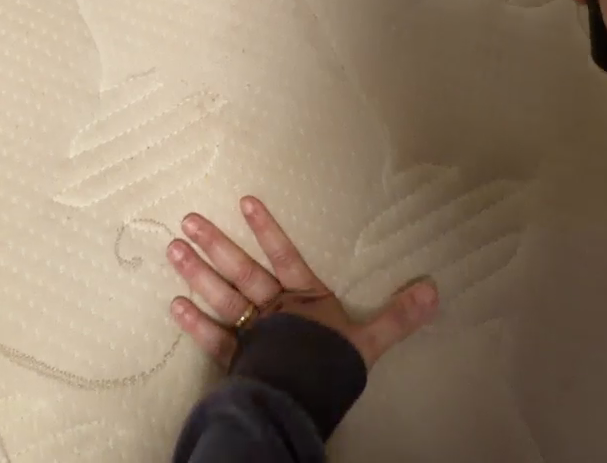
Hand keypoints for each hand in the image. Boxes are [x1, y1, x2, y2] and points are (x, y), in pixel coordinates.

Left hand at [167, 196, 438, 368]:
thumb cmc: (337, 368)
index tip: (243, 201)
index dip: (266, 228)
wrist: (311, 406)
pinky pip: (213, 337)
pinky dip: (194, 322)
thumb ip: (397, 315)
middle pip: (242, 270)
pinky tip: (174, 304)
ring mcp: (253, 331)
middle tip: (187, 219)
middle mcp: (274, 308)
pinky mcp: (238, 358)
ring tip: (173, 249)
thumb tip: (433, 290)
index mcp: (304, 299)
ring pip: (222, 295)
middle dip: (215, 243)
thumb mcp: (371, 341)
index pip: (285, 255)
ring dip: (197, 272)